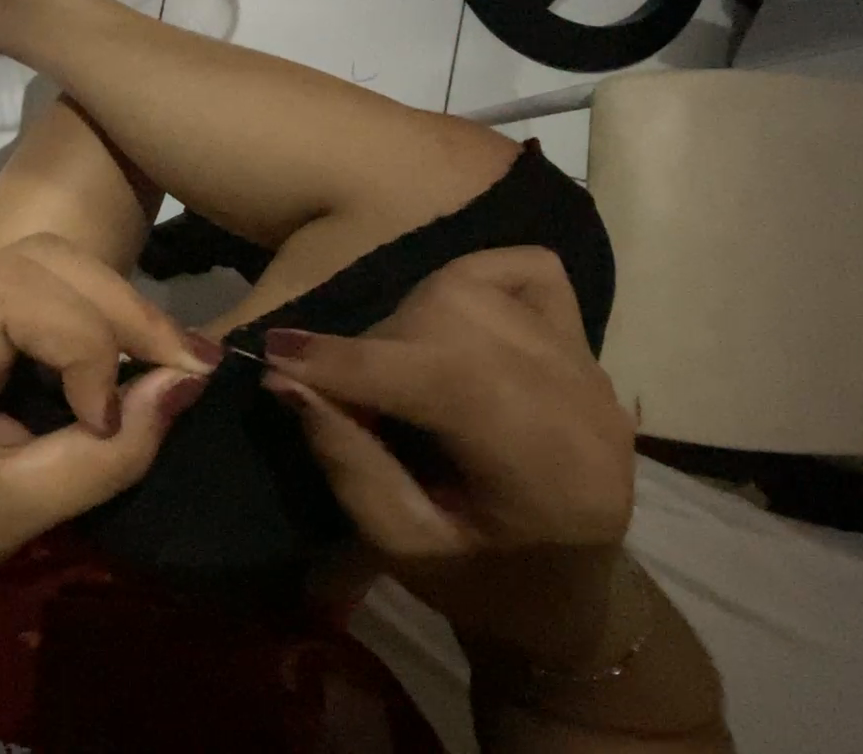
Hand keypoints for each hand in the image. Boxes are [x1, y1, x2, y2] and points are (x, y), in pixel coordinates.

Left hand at [0, 234, 216, 611]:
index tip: (104, 422)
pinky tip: (118, 342)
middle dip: (121, 308)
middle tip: (183, 363)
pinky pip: (38, 274)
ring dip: (112, 297)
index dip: (85, 346)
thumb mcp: (21, 512)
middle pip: (40, 261)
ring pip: (45, 256)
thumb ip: (107, 455)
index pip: (18, 297)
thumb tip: (186, 384)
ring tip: (159, 352)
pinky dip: (91, 299)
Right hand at [263, 247, 636, 660]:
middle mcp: (581, 400)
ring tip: (391, 367)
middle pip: (453, 319)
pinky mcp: (583, 343)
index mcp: (550, 470)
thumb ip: (348, 460)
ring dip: (407, 319)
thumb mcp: (401, 547)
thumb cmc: (483, 586)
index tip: (273, 355)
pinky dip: (469, 281)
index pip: (444, 379)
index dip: (350, 361)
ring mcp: (589, 364)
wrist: (569, 593)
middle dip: (373, 346)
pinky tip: (445, 324)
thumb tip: (284, 378)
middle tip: (341, 391)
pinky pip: (524, 268)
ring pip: (472, 287)